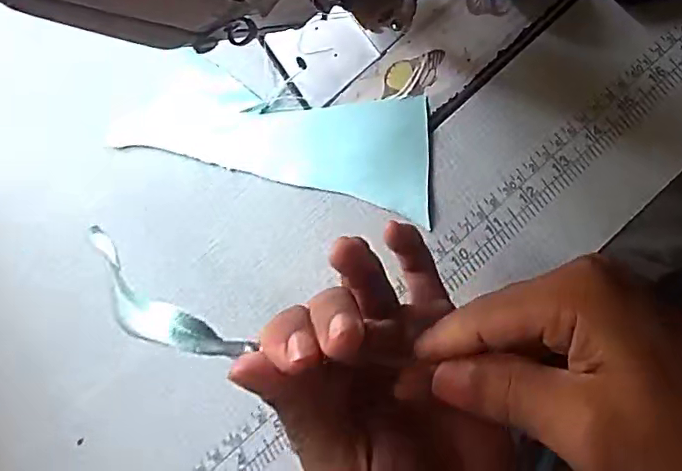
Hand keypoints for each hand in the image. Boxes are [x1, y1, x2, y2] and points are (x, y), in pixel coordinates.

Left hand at [230, 222, 513, 470]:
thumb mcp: (333, 453)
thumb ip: (298, 405)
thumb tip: (238, 365)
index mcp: (318, 383)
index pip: (289, 340)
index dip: (287, 338)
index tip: (299, 360)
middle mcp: (355, 350)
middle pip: (333, 307)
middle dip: (331, 314)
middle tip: (344, 343)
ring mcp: (400, 332)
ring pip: (372, 284)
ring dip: (357, 264)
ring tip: (345, 250)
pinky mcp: (443, 323)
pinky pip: (425, 279)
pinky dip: (411, 252)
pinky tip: (394, 232)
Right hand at [412, 254, 681, 470]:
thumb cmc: (674, 441)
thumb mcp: (583, 426)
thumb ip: (508, 390)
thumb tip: (439, 373)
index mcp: (575, 289)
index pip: (487, 313)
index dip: (438, 346)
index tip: (390, 376)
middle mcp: (585, 273)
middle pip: (505, 313)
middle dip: (461, 351)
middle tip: (410, 391)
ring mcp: (603, 289)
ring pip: (528, 323)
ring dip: (492, 357)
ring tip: (443, 393)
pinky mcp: (615, 313)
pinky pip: (555, 331)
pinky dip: (527, 359)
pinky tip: (500, 386)